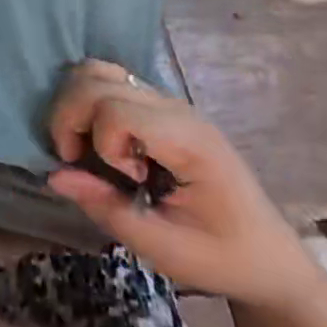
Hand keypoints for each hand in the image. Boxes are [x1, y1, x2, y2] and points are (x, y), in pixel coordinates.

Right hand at [45, 60, 326, 309]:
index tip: (121, 182)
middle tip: (75, 161)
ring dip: (75, 103)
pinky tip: (96, 138)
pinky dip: (88, 101)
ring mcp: (168, 101)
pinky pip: (112, 82)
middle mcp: (175, 107)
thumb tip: (56, 176)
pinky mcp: (160, 107)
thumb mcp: (167, 249)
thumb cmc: (223, 256)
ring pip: (100, 71)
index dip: (101, 143)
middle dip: (70, 117)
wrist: (270, 256)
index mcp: (187, 139)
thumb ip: (109, 208)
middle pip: (99, 80)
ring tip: (81, 146)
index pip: (116, 109)